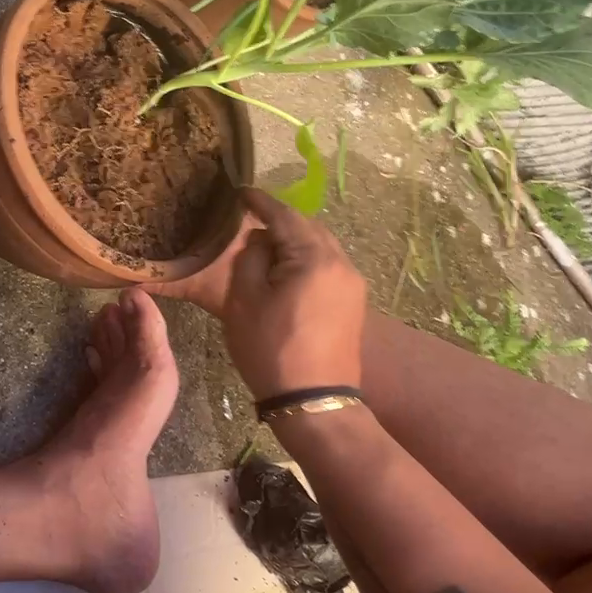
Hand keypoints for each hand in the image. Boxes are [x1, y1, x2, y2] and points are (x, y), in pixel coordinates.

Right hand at [146, 188, 366, 399]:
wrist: (313, 401)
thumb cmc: (270, 348)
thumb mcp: (244, 300)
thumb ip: (251, 259)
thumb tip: (260, 241)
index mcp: (315, 258)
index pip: (285, 216)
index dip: (260, 201)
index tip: (239, 191)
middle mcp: (342, 263)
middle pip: (308, 227)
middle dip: (279, 219)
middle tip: (247, 216)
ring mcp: (353, 284)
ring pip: (320, 246)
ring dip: (293, 239)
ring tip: (263, 241)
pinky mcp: (353, 303)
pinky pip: (327, 265)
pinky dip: (304, 257)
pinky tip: (284, 267)